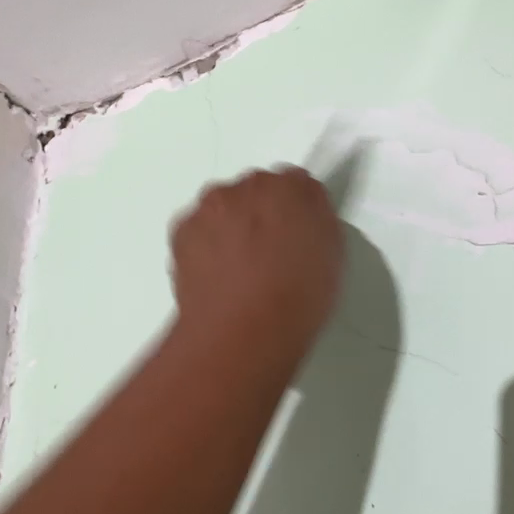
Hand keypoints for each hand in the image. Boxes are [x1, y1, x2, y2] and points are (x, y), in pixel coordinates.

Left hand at [170, 167, 343, 350]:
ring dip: (229, 226)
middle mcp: (249, 185)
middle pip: (255, 190)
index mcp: (293, 187)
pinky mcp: (182, 230)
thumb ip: (316, 222)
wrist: (243, 330)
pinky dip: (204, 244)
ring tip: (237, 270)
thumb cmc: (298, 298)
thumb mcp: (331, 256)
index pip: (295, 183)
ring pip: (222, 207)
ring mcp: (211, 206)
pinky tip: (215, 276)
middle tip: (267, 254)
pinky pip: (197, 229)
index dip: (295, 209)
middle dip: (260, 214)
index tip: (295, 234)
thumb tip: (302, 215)